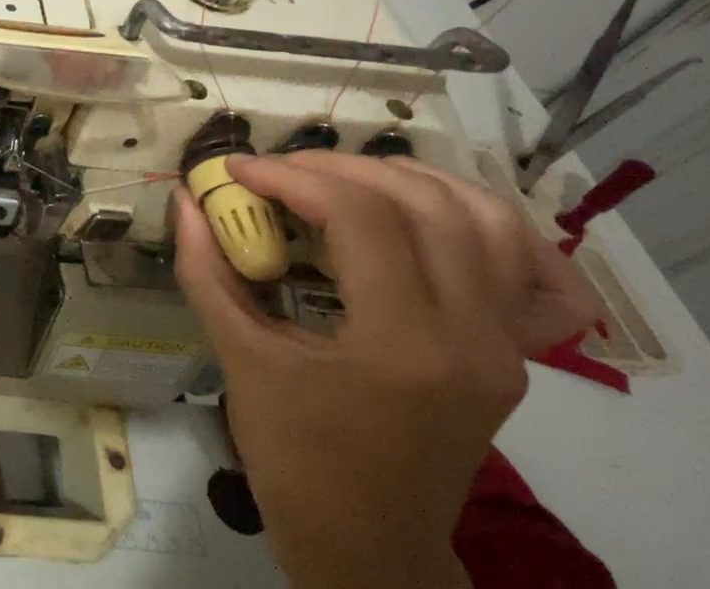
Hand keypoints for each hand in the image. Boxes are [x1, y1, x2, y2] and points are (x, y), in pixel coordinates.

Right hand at [174, 152, 599, 588]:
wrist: (366, 539)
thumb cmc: (294, 458)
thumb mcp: (240, 359)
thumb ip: (208, 271)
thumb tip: (186, 201)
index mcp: (404, 346)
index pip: (363, 220)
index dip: (292, 178)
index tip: (234, 170)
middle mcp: (475, 337)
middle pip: (425, 205)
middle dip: (341, 169)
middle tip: (277, 170)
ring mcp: (507, 345)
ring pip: (484, 219)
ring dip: (407, 180)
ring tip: (340, 179)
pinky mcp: (513, 351)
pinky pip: (523, 264)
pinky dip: (477, 220)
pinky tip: (425, 211)